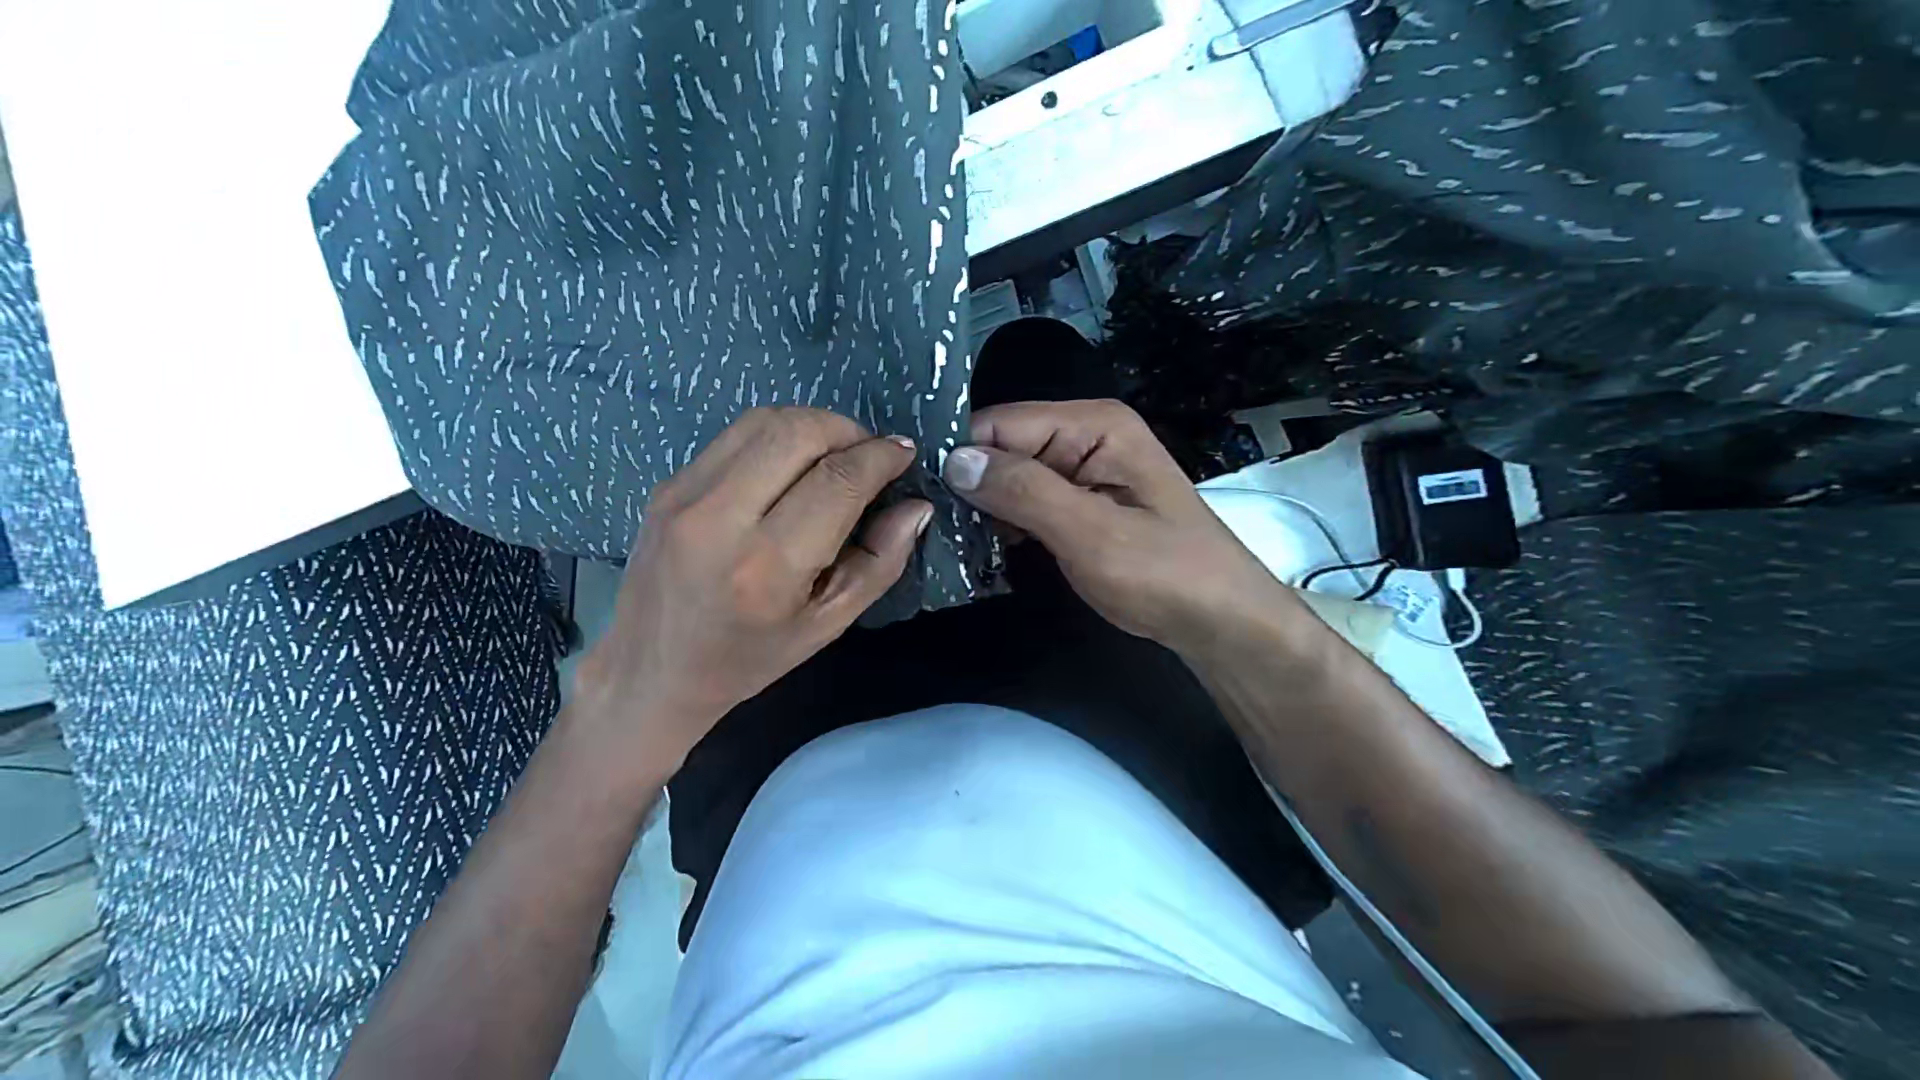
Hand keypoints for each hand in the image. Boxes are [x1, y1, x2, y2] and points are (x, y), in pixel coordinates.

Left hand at [572, 407, 930, 770]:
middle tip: (870, 455)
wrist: (650, 670)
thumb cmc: (748, 658)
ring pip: (764, 421)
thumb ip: (880, 563)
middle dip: (849, 430)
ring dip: (814, 426)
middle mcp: (719, 520)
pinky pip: (735, 436)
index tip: (903, 454)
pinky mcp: (668, 484)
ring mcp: (684, 495)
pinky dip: (778, 437)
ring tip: (836, 455)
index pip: (837, 481)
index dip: (880, 457)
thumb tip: (916, 506)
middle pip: (798, 432)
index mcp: (766, 567)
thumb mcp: (828, 625)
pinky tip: (791, 466)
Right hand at [942, 399, 1300, 657]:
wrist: (1219, 620)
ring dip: (984, 511)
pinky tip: (987, 551)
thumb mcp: (1093, 534)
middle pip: (1002, 449)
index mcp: (1093, 425)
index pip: (1001, 423)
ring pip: (1008, 479)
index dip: (962, 457)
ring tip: (956, 545)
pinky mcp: (1079, 503)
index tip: (923, 498)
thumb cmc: (1166, 574)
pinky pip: (1026, 502)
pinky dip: (1004, 525)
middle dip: (970, 487)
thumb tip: (954, 460)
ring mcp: (1082, 470)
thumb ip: (1025, 492)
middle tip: (937, 531)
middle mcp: (1084, 436)